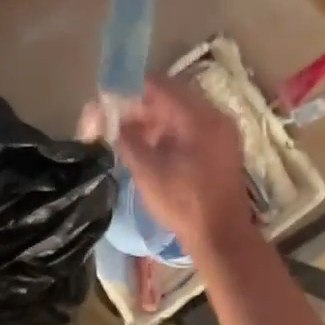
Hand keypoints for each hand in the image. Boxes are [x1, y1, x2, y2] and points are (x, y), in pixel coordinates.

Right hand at [108, 75, 255, 254]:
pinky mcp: (222, 147)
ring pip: (180, 111)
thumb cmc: (183, 203)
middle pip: (171, 95)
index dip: (129, 89)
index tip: (107, 101)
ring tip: (129, 137)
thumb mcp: (146, 170)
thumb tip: (101, 114)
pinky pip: (191, 126)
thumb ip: (123, 136)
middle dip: (140, 105)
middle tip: (115, 121)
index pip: (158, 85)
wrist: (223, 238)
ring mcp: (222, 131)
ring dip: (154, 119)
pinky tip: (152, 149)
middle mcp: (215, 116)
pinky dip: (170, 131)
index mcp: (198, 117)